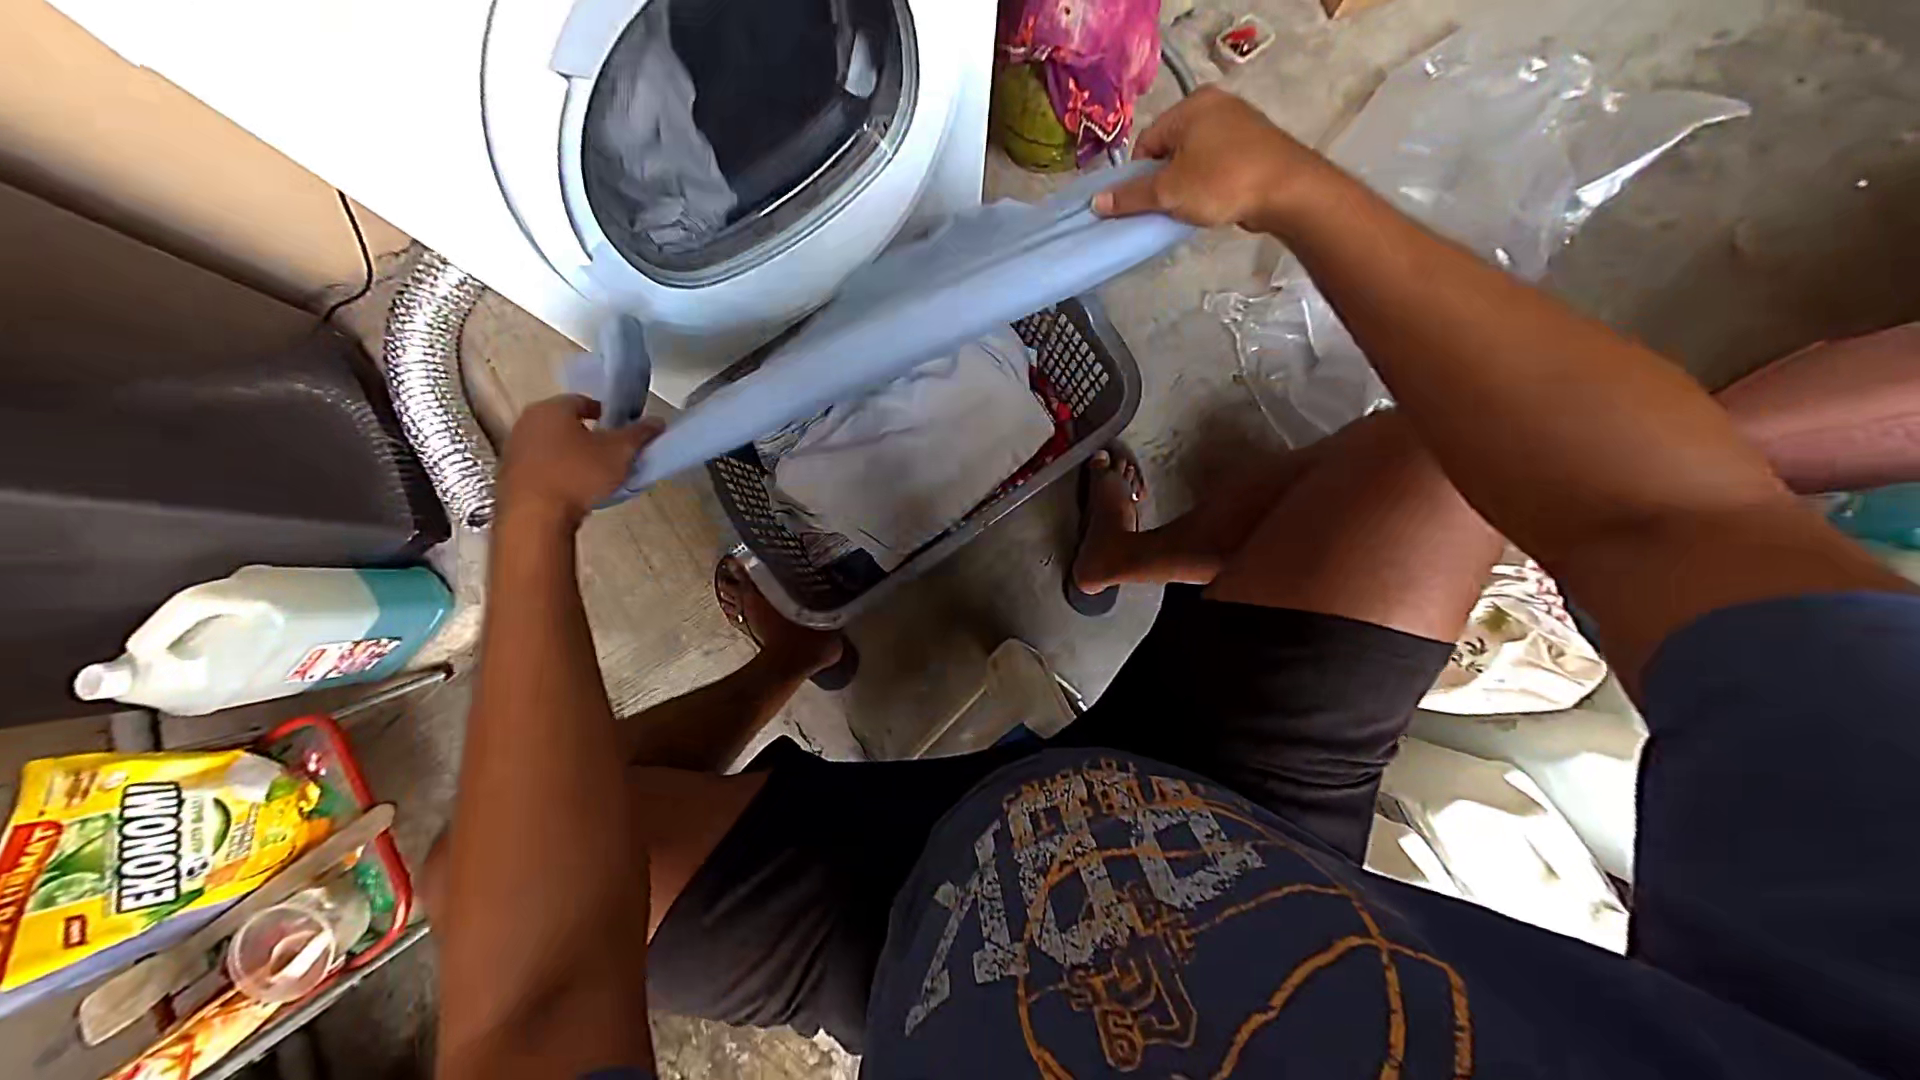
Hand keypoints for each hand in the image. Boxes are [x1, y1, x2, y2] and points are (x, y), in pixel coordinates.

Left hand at [497, 395, 662, 527]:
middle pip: (563, 422)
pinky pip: (540, 465)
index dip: (604, 412)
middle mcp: (527, 421)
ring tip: (592, 472)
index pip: (582, 401)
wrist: (535, 515)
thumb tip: (657, 421)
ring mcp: (514, 448)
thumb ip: (639, 434)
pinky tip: (572, 488)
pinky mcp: (509, 474)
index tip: (618, 428)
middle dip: (587, 433)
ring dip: (570, 452)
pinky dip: (556, 470)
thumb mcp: (619, 452)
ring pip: (550, 443)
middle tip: (608, 449)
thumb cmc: (579, 474)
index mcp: (552, 409)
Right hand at [1094, 87, 1345, 234]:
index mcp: (1191, 106)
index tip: (1145, 202)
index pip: (1146, 142)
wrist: (1286, 190)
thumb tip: (1096, 203)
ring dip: (1184, 185)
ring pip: (1192, 159)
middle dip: (1162, 181)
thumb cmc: (1221, 183)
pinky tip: (1211, 202)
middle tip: (1167, 207)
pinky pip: (1215, 164)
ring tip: (1190, 208)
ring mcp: (1237, 123)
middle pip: (1168, 150)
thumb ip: (1131, 197)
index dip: (1139, 176)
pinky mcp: (1253, 145)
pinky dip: (1206, 184)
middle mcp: (1214, 105)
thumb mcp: (1169, 192)